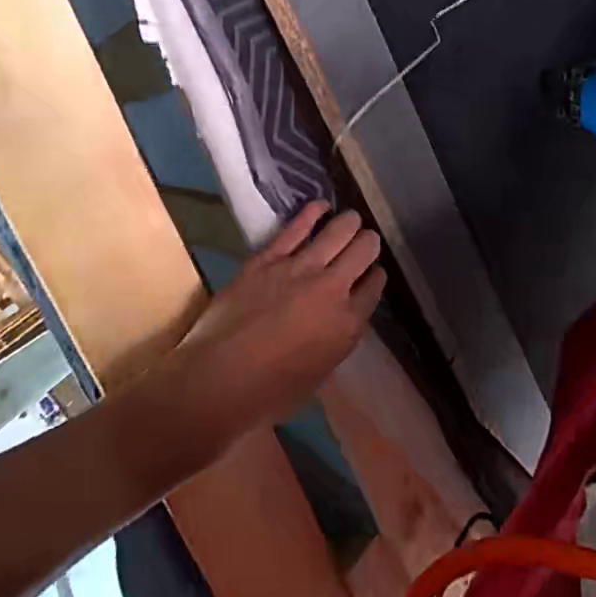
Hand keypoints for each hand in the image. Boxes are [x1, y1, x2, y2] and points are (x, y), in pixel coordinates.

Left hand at [164, 201, 384, 440]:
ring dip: (349, 222)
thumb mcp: (318, 374)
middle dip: (368, 243)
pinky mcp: (269, 258)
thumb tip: (337, 322)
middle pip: (363, 251)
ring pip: (338, 231)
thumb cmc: (269, 391)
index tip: (372, 274)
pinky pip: (297, 227)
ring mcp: (300, 268)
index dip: (375, 276)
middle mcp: (332, 289)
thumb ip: (335, 341)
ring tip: (351, 218)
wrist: (219, 377)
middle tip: (365, 241)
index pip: (374, 288)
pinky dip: (313, 212)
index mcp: (348, 325)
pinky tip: (321, 205)